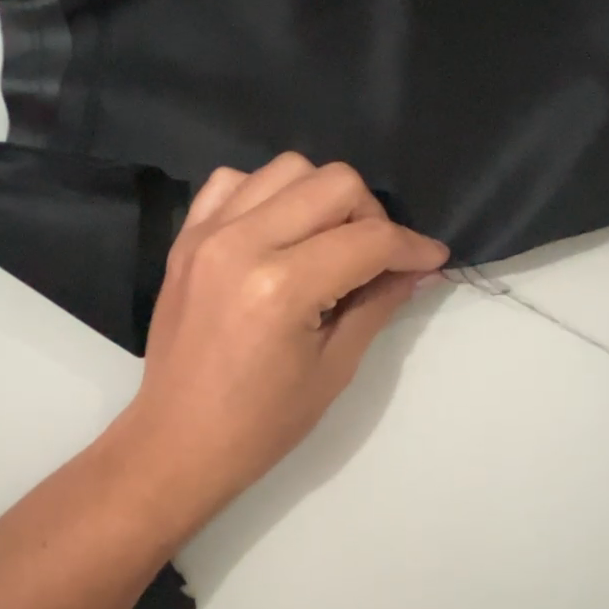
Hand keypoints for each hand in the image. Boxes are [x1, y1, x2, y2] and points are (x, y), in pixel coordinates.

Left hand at [114, 153, 449, 524]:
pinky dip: (266, 193)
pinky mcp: (185, 236)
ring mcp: (207, 234)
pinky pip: (233, 180)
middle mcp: (242, 243)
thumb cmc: (261, 423)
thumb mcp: (335, 368)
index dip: (412, 246)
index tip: (431, 258)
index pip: (369, 239)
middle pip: (333, 182)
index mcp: (281, 287)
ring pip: (287, 168)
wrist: (177, 440)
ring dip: (321, 197)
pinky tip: (276, 230)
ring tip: (326, 242)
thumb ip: (378, 305)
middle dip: (371, 215)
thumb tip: (420, 268)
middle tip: (375, 257)